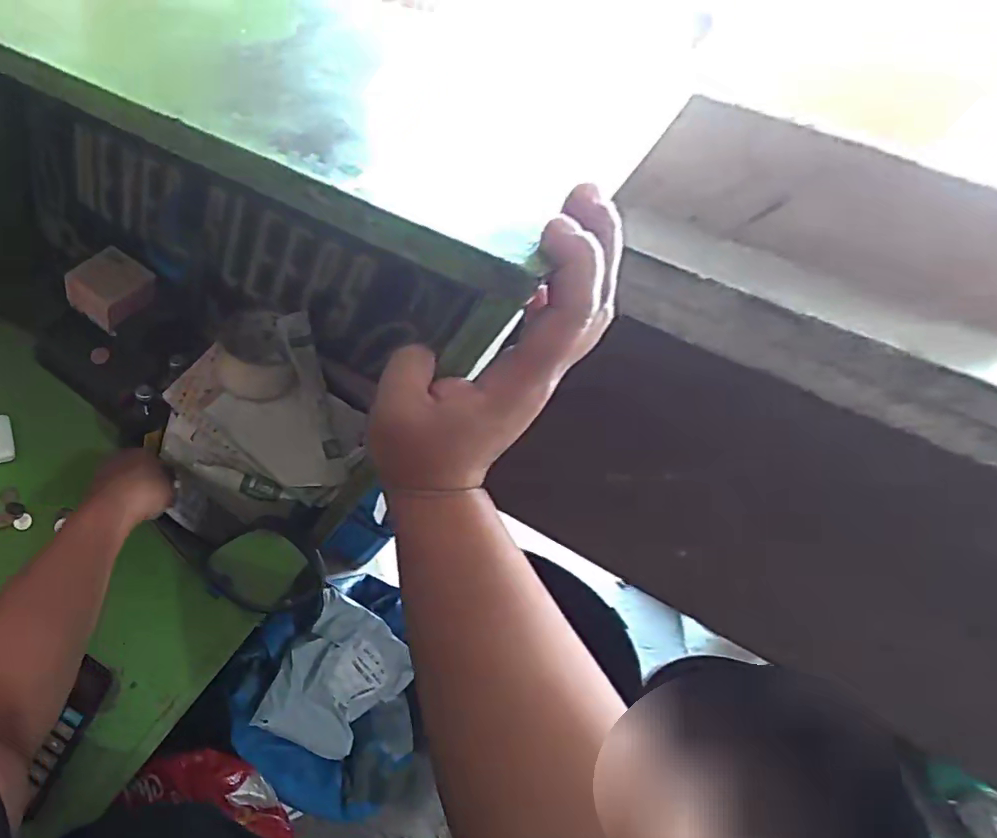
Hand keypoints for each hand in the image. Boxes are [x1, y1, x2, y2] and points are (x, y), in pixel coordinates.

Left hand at [85, 448, 173, 527]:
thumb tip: (169, 485)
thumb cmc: (146, 494)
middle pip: (137, 466)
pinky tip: (123, 507)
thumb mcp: (169, 492)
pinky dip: (117, 496)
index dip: (161, 474)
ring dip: (128, 487)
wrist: (112, 506)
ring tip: (136, 504)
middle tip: (150, 495)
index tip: (164, 487)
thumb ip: (170, 486)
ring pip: (123, 476)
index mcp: (145, 452)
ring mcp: (107, 467)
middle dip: (143, 478)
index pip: (156, 460)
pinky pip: (112, 488)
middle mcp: (124, 454)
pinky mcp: (95, 482)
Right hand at [369, 184, 619, 492]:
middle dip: (601, 244)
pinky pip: (563, 318)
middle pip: (596, 305)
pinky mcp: (528, 369)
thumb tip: (428, 333)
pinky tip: (543, 258)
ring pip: (588, 310)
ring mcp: (541, 372)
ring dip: (591, 257)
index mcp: (520, 381)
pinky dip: (565, 281)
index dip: (574, 265)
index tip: (552, 225)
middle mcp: (544, 373)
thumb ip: (412, 362)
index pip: (569, 317)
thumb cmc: (417, 454)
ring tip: (577, 208)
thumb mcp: (396, 410)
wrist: (437, 485)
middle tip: (585, 192)